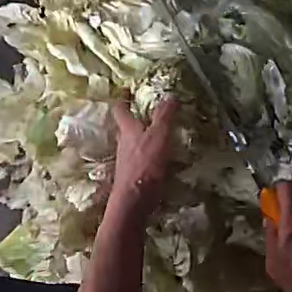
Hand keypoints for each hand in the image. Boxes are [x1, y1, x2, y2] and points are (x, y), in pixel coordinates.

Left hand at [109, 97, 178, 219]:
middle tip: (147, 113)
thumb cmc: (145, 165)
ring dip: (143, 140)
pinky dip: (149, 157)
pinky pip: (140, 162)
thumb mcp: (159, 136)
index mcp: (128, 130)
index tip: (126, 91)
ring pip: (133, 145)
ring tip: (158, 136)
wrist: (134, 201)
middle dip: (134, 120)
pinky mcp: (133, 177)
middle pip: (126, 128)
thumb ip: (165, 116)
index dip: (123, 99)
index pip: (120, 109)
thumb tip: (171, 95)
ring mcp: (126, 162)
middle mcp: (123, 144)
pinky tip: (161, 161)